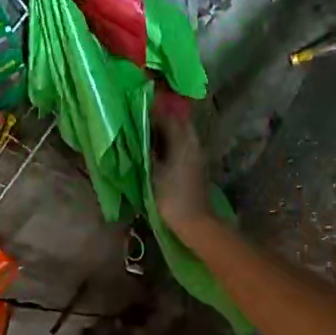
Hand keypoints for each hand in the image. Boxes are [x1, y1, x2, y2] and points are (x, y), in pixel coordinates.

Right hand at [151, 105, 212, 229]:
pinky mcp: (198, 163)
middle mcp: (193, 144)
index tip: (137, 113)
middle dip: (162, 120)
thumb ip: (148, 151)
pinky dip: (173, 142)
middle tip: (143, 123)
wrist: (195, 220)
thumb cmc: (171, 197)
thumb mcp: (154, 173)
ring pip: (183, 134)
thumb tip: (141, 136)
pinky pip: (185, 144)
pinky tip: (160, 150)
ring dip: (168, 131)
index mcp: (183, 143)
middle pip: (179, 123)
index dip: (153, 115)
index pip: (169, 119)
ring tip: (149, 135)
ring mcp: (198, 154)